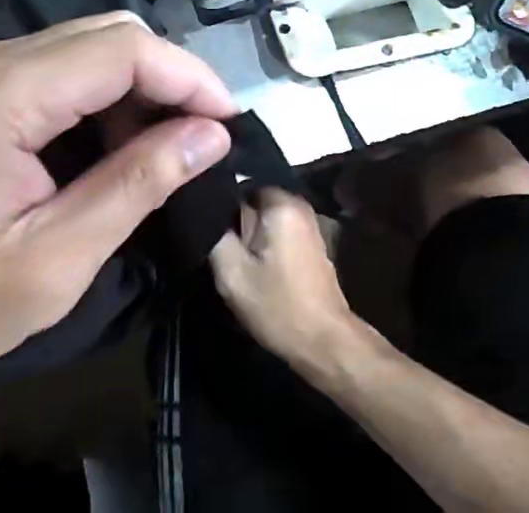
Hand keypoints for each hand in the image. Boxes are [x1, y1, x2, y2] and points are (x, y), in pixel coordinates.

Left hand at [0, 11, 235, 418]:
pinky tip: (114, 144)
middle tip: (201, 140)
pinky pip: (59, 68)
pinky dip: (103, 95)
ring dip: (138, 86)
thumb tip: (212, 134)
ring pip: (87, 45)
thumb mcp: (54, 261)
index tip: (229, 126)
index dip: (188, 77)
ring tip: (164, 149)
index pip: (122, 48)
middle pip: (107, 34)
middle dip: (168, 77)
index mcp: (0, 94)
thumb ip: (136, 185)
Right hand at [211, 188, 357, 367]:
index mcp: (280, 202)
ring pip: (262, 217)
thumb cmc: (278, 306)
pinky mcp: (310, 242)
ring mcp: (307, 223)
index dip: (217, 206)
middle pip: (249, 200)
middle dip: (232, 220)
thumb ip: (212, 232)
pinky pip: (275, 230)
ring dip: (246, 234)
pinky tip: (253, 266)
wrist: (325, 344)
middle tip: (218, 248)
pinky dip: (262, 243)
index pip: (236, 184)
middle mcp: (298, 203)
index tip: (206, 229)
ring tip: (233, 259)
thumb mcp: (231, 272)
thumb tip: (203, 208)